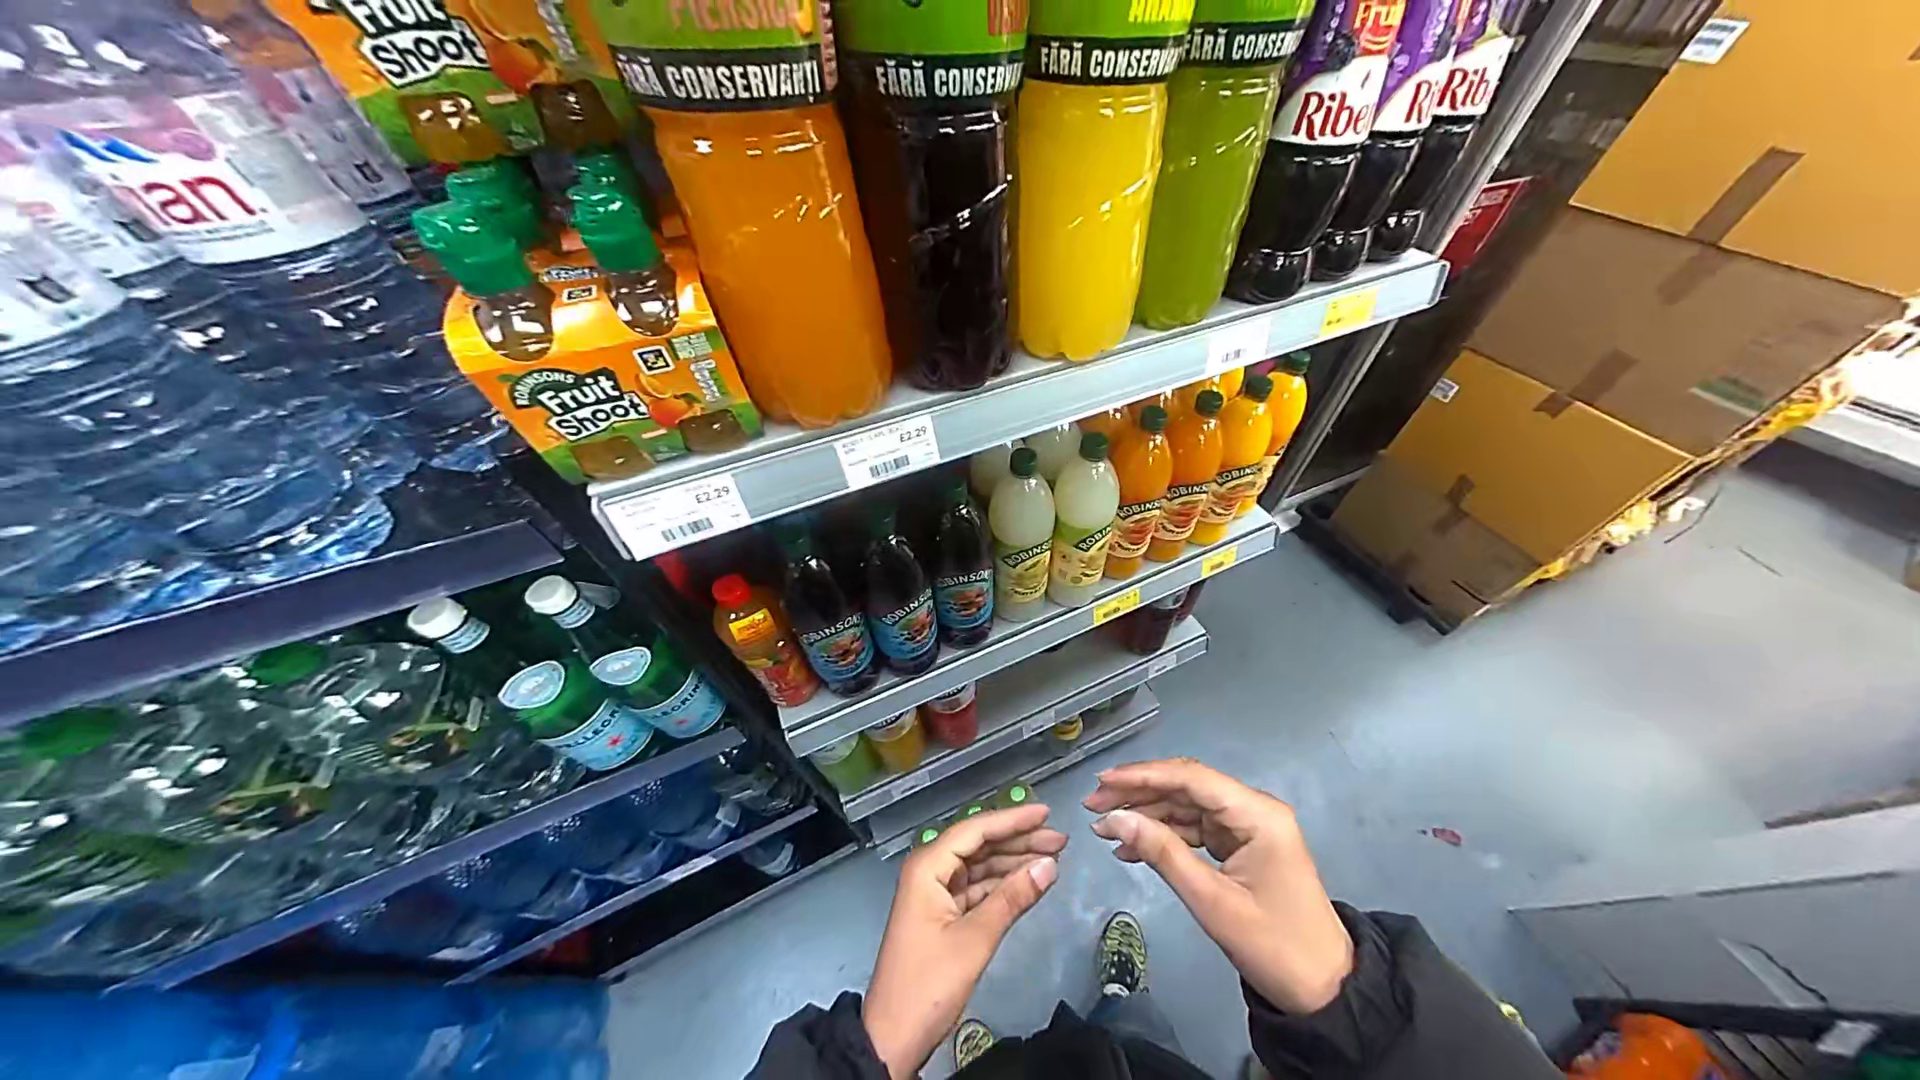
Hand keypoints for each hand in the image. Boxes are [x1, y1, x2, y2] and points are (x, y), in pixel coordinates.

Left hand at [863, 803, 1065, 1078]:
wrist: (893, 1039)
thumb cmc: (928, 984)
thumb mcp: (974, 939)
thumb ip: (1012, 898)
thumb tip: (1049, 865)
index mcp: (928, 866)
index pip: (975, 830)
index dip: (1012, 819)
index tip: (1045, 813)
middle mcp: (930, 870)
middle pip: (979, 845)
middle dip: (1018, 840)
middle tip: (1059, 839)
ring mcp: (936, 893)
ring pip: (981, 866)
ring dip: (1014, 862)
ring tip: (1053, 857)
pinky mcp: (944, 914)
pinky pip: (978, 889)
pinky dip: (1003, 885)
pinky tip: (1029, 883)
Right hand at [1085, 758, 1353, 1014]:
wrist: (1324, 993)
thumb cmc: (1274, 947)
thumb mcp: (1212, 901)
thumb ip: (1161, 853)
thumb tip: (1114, 819)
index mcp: (1258, 814)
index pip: (1191, 778)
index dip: (1143, 775)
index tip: (1103, 781)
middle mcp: (1253, 809)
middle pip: (1185, 787)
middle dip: (1138, 793)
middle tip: (1094, 805)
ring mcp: (1246, 826)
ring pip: (1185, 806)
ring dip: (1145, 814)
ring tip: (1105, 827)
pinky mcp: (1239, 844)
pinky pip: (1193, 828)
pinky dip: (1162, 835)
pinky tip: (1130, 847)